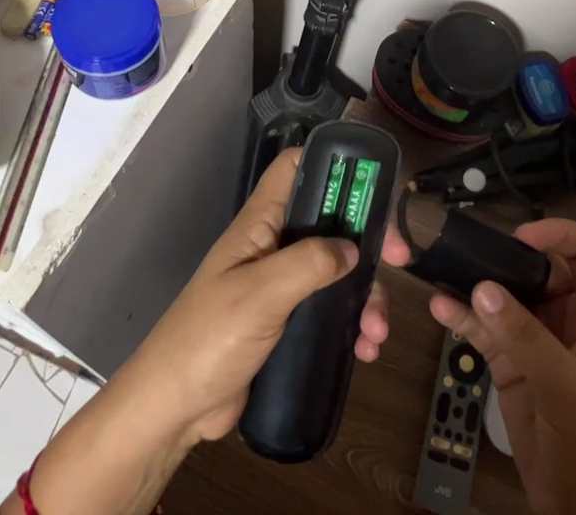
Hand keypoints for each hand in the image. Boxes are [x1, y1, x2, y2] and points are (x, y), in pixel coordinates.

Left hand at [106, 145, 410, 443]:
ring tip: (376, 333)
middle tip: (400, 260)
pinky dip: (354, 324)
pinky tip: (365, 349)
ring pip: (339, 269)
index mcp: (260, 225)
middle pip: (332, 221)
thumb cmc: (209, 339)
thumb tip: (352, 249)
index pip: (295, 168)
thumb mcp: (261, 294)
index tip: (375, 187)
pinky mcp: (289, 322)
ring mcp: (282, 285)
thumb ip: (309, 263)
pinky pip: (332, 310)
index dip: (334, 166)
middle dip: (369, 238)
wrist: (176, 408)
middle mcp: (274, 246)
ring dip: (367, 294)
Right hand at [429, 219, 575, 514]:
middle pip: (538, 271)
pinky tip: (439, 308)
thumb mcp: (572, 393)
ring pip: (505, 299)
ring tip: (440, 270)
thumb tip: (483, 288)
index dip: (559, 235)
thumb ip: (528, 339)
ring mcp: (538, 346)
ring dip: (476, 285)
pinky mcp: (512, 371)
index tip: (518, 235)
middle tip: (462, 248)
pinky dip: (463, 319)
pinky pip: (486, 333)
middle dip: (504, 257)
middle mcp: (570, 323)